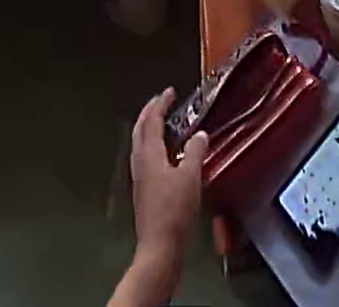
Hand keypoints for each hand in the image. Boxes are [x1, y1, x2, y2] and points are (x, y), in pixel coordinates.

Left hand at [129, 87, 207, 264]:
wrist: (158, 247)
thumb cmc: (173, 212)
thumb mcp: (190, 178)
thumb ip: (195, 153)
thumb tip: (200, 135)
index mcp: (149, 153)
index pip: (152, 119)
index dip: (160, 103)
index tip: (169, 92)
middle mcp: (139, 160)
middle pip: (140, 127)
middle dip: (150, 110)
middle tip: (162, 101)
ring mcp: (138, 174)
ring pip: (139, 140)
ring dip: (149, 125)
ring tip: (161, 121)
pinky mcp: (142, 187)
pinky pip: (143, 154)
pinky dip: (151, 143)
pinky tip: (162, 153)